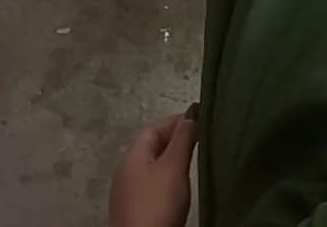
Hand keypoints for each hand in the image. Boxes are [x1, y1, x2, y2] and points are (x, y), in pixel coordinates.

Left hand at [107, 111, 196, 226]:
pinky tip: (179, 188)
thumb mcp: (174, 166)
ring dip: (172, 161)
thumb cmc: (158, 202)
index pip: (154, 127)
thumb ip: (183, 138)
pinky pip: (152, 185)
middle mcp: (126, 172)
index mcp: (132, 156)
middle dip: (176, 140)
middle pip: (152, 147)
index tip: (201, 121)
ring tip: (194, 162)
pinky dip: (167, 180)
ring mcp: (127, 194)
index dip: (177, 121)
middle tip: (201, 140)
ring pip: (152, 167)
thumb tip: (191, 113)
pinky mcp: (133, 213)